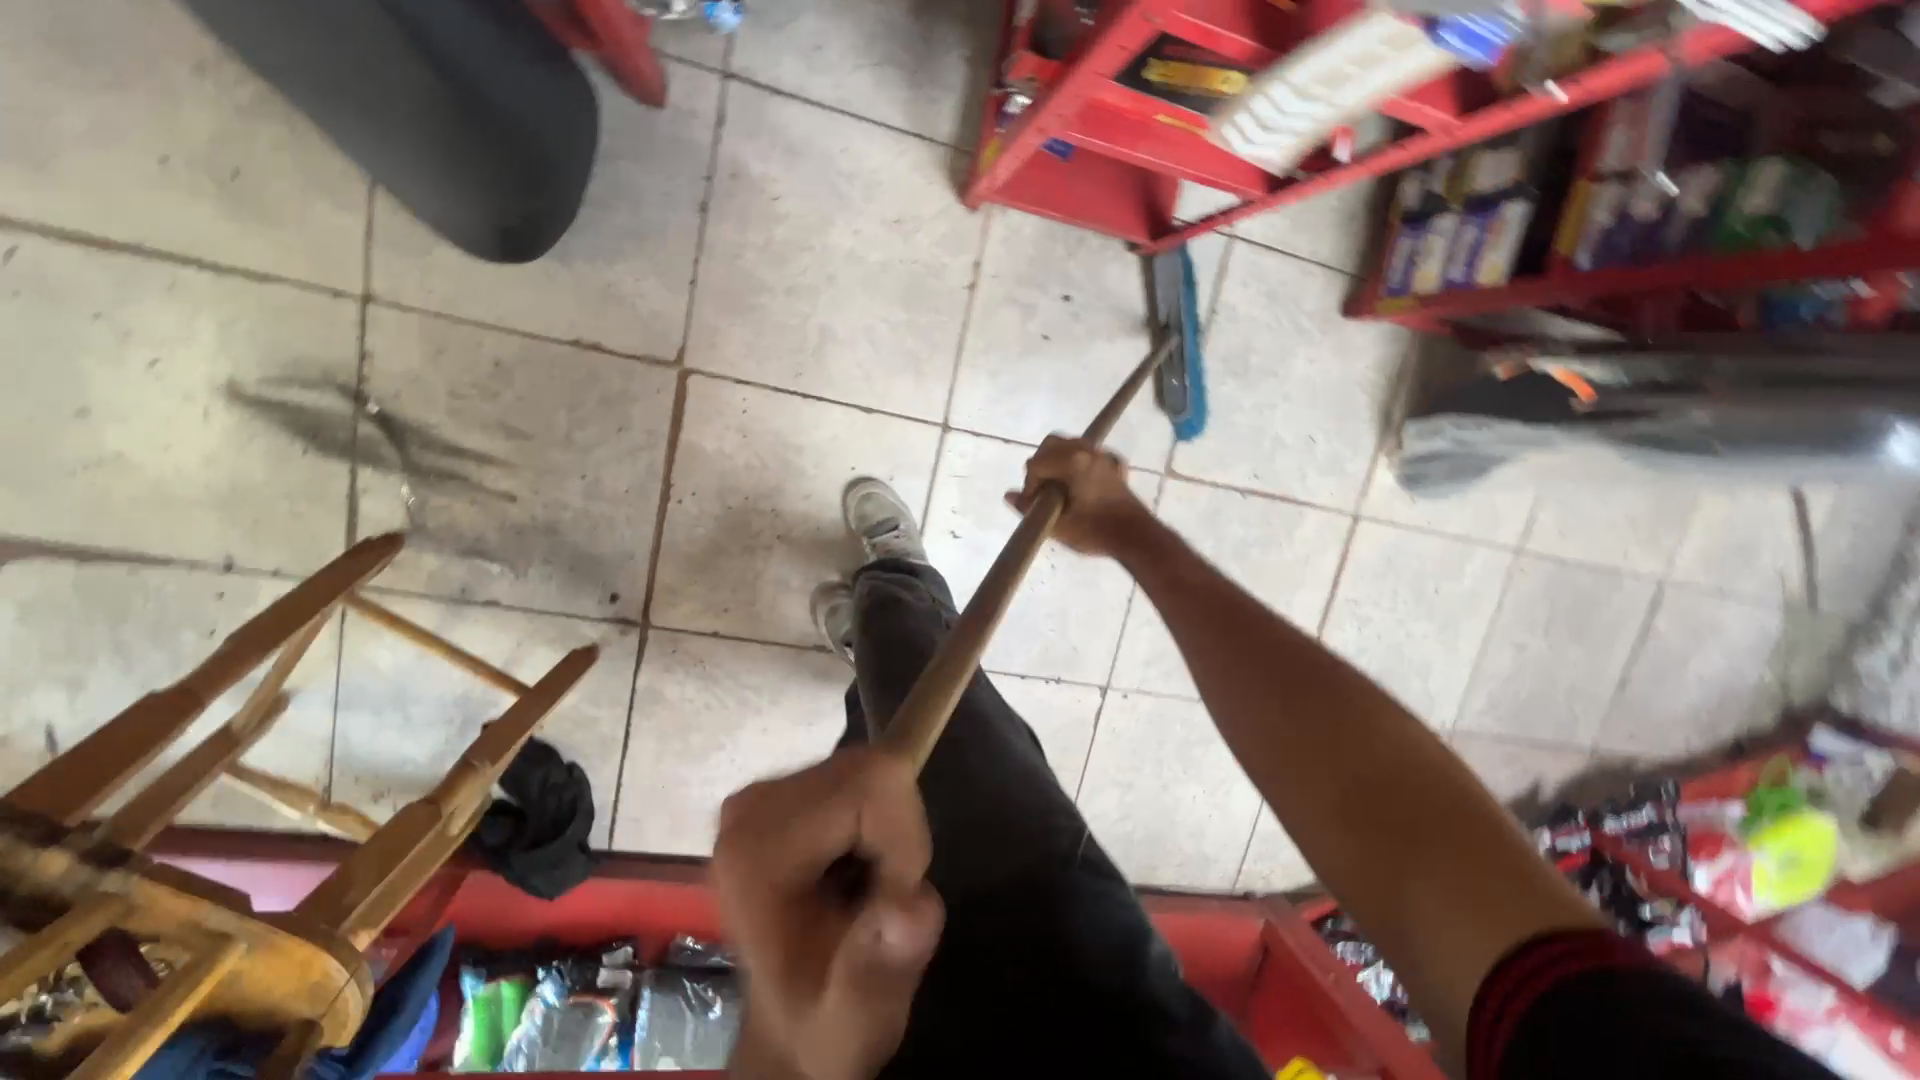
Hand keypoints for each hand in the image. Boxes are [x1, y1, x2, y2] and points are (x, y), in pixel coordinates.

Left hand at [714, 748, 944, 1079]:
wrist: (786, 1020)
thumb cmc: (820, 1022)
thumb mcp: (854, 1023)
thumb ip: (877, 969)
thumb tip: (910, 906)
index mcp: (756, 851)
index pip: (871, 784)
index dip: (903, 841)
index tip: (889, 904)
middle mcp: (750, 808)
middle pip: (871, 771)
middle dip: (898, 835)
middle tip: (878, 901)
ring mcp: (762, 794)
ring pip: (869, 770)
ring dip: (890, 829)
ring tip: (865, 890)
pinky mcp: (778, 791)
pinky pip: (858, 778)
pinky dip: (876, 821)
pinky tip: (851, 870)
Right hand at [1004, 435, 1152, 557]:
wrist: (1136, 537)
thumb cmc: (1095, 531)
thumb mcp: (1057, 525)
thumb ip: (1029, 508)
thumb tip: (1008, 495)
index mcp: (1072, 462)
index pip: (1036, 464)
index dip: (1030, 486)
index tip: (1035, 506)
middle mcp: (1087, 451)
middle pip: (1052, 444)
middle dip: (1041, 465)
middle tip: (1043, 492)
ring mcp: (1102, 456)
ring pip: (1071, 445)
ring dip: (1058, 461)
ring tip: (1058, 488)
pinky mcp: (1114, 465)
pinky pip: (1090, 454)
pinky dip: (1079, 463)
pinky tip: (1080, 483)